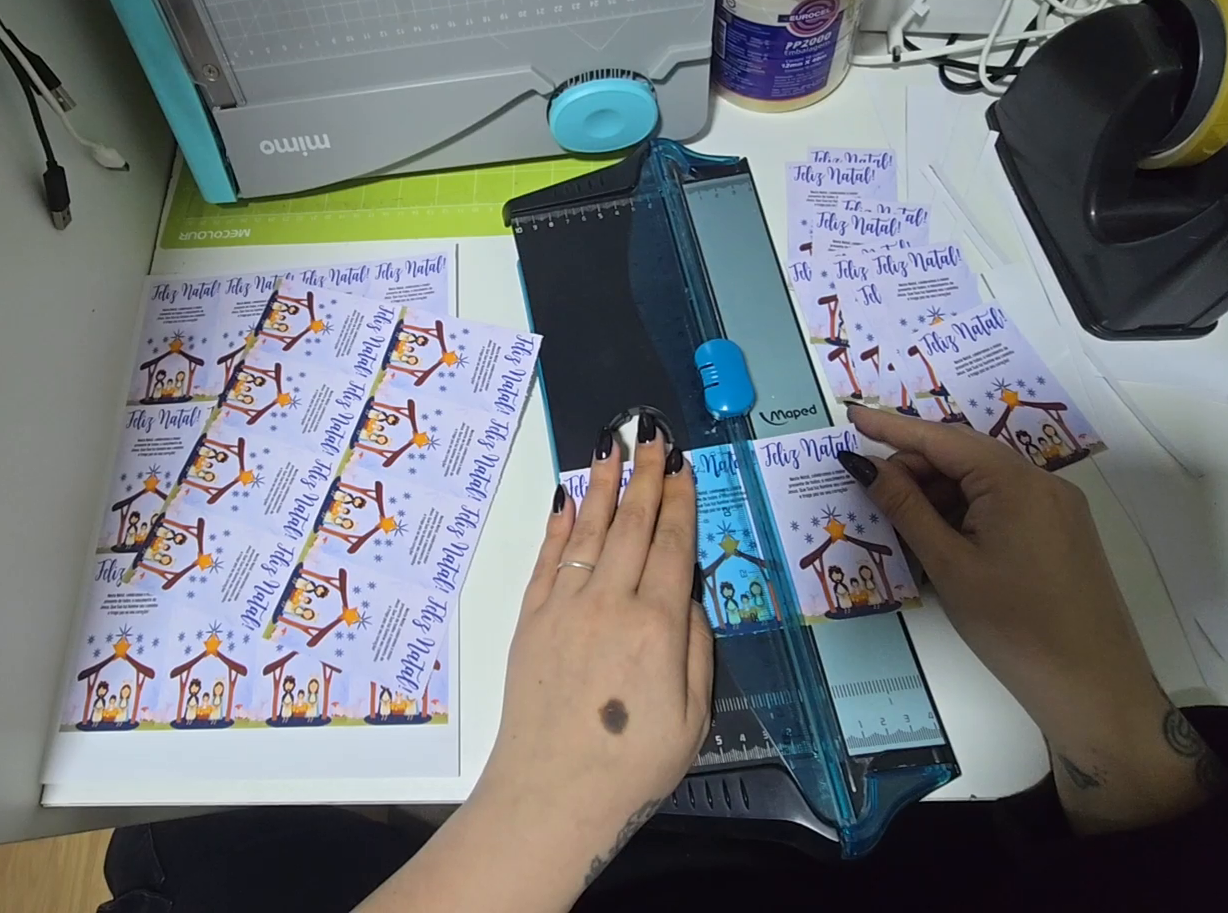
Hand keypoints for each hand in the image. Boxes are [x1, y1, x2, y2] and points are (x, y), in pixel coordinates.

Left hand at [359, 416, 711, 912]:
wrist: (550, 791)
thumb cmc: (629, 765)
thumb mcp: (692, 718)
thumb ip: (695, 648)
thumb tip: (687, 597)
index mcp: (656, 626)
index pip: (672, 546)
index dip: (679, 502)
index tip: (682, 467)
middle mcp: (609, 602)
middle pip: (632, 525)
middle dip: (645, 476)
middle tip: (651, 436)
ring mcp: (565, 604)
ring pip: (589, 530)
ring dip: (601, 485)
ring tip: (611, 447)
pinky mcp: (531, 615)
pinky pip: (548, 558)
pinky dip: (560, 524)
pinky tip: (568, 498)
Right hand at [845, 405, 1220, 832]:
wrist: (1094, 691)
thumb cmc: (1012, 623)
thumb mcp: (946, 562)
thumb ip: (903, 505)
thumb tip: (862, 463)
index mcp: (1015, 483)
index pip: (942, 439)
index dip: (893, 427)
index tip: (851, 415)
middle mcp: (1041, 483)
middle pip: (963, 455)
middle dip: (912, 463)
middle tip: (868, 485)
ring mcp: (1055, 508)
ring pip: (980, 480)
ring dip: (935, 490)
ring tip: (900, 520)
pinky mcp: (1058, 532)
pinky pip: (999, 502)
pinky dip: (961, 509)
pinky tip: (937, 534)